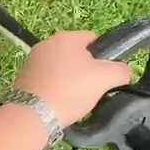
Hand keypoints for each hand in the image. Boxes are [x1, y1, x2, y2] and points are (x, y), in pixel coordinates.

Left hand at [14, 31, 134, 125]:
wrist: (35, 112)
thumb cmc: (72, 89)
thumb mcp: (106, 78)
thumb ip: (121, 71)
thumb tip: (124, 71)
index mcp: (66, 37)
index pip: (93, 39)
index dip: (105, 55)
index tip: (108, 74)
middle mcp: (47, 43)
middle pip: (76, 54)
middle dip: (87, 69)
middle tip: (94, 88)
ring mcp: (33, 59)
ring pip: (62, 67)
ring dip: (71, 79)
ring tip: (77, 98)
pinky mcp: (24, 75)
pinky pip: (48, 78)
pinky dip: (56, 87)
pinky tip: (60, 101)